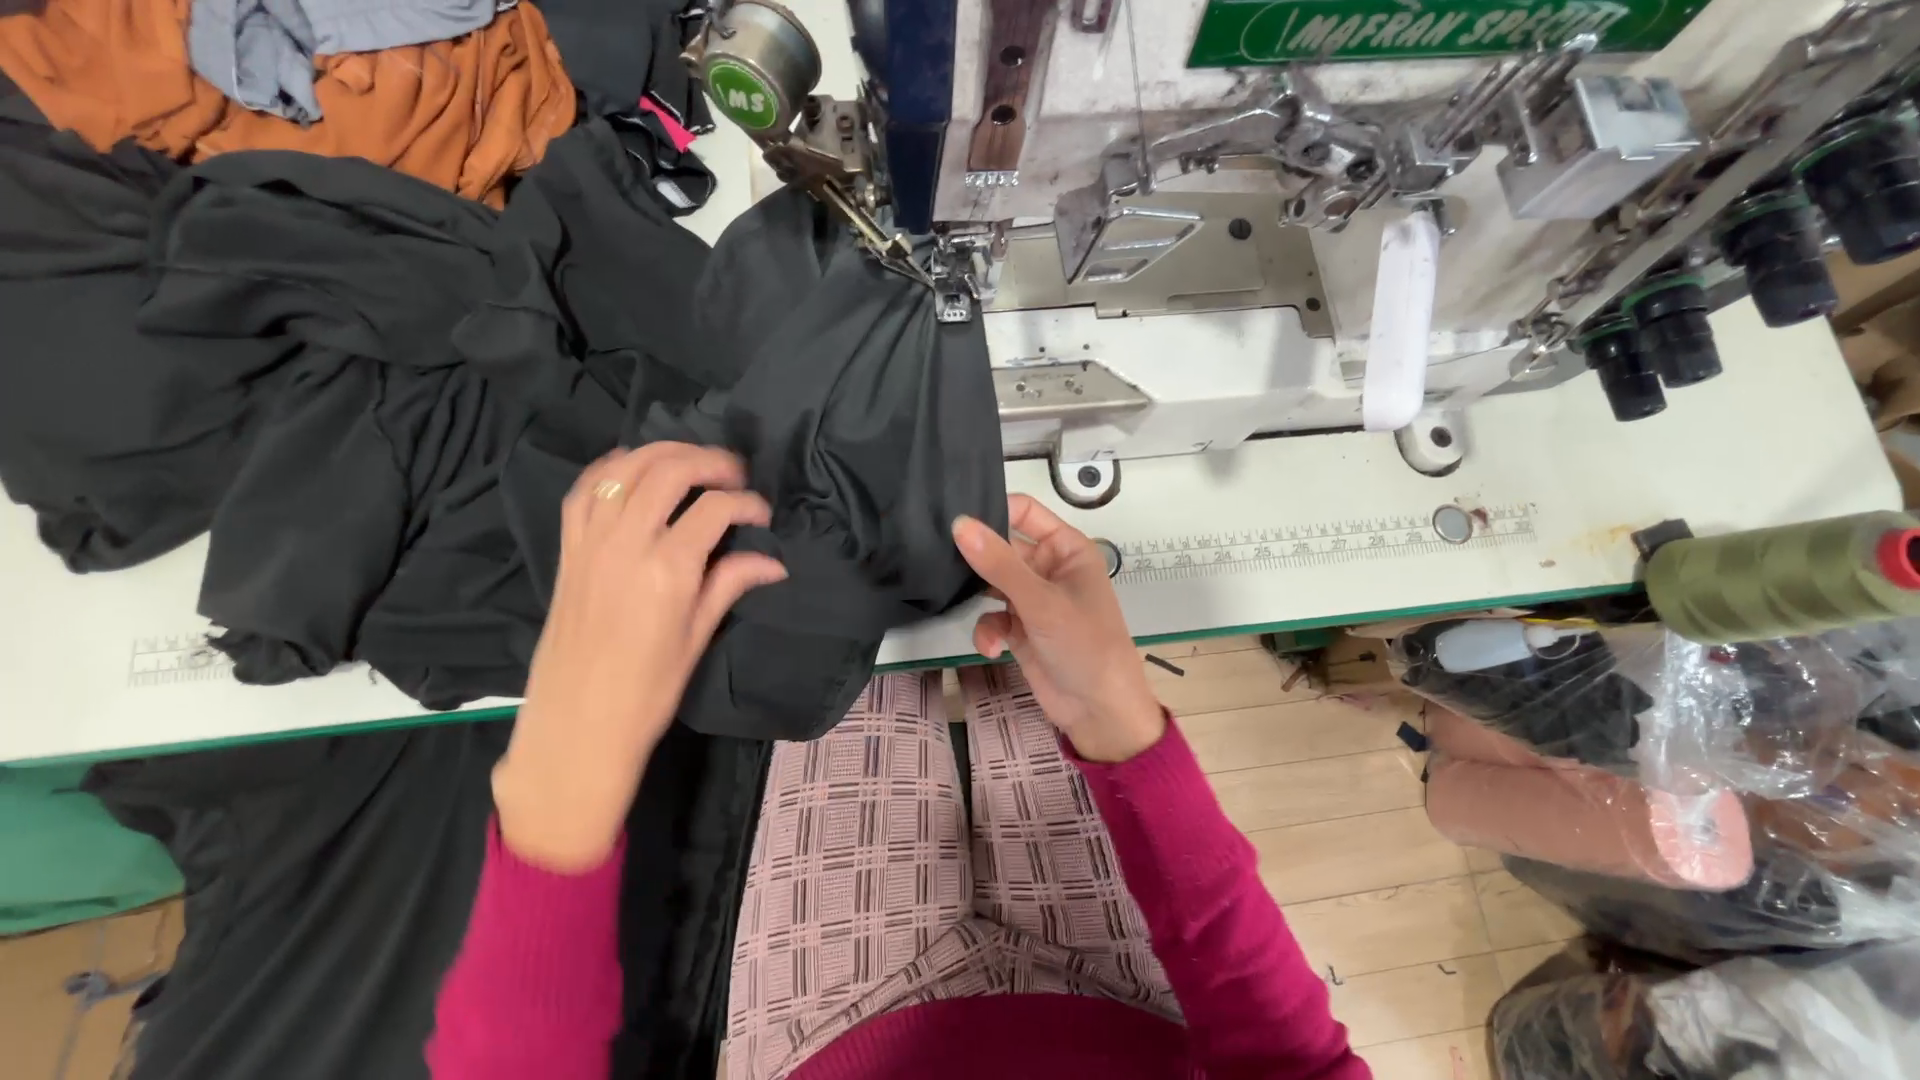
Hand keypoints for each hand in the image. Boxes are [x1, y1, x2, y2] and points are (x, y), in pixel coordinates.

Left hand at [494, 444, 786, 871]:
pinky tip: (637, 470)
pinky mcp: (568, 548)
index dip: (748, 503)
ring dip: (665, 453)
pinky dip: (615, 468)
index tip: (763, 514)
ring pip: (627, 467)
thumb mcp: (697, 637)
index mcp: (667, 569)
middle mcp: (626, 542)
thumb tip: (773, 561)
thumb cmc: (648, 690)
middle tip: (735, 475)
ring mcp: (591, 540)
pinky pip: (586, 488)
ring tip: (693, 463)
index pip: (716, 509)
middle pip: (670, 470)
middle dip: (711, 461)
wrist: (578, 723)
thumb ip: (730, 584)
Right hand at [952, 495, 1165, 762]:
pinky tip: (991, 648)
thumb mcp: (1041, 601)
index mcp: (1066, 548)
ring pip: (991, 582)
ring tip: (953, 599)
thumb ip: (998, 563)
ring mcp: (1033, 599)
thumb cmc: (1084, 644)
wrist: (1099, 711)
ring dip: (976, 595)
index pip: (1023, 512)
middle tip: (934, 555)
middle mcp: (1049, 568)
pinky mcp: (1020, 629)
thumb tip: (959, 523)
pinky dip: (987, 631)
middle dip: (975, 556)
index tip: (953, 519)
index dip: (992, 510)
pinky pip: (992, 617)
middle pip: (1002, 546)